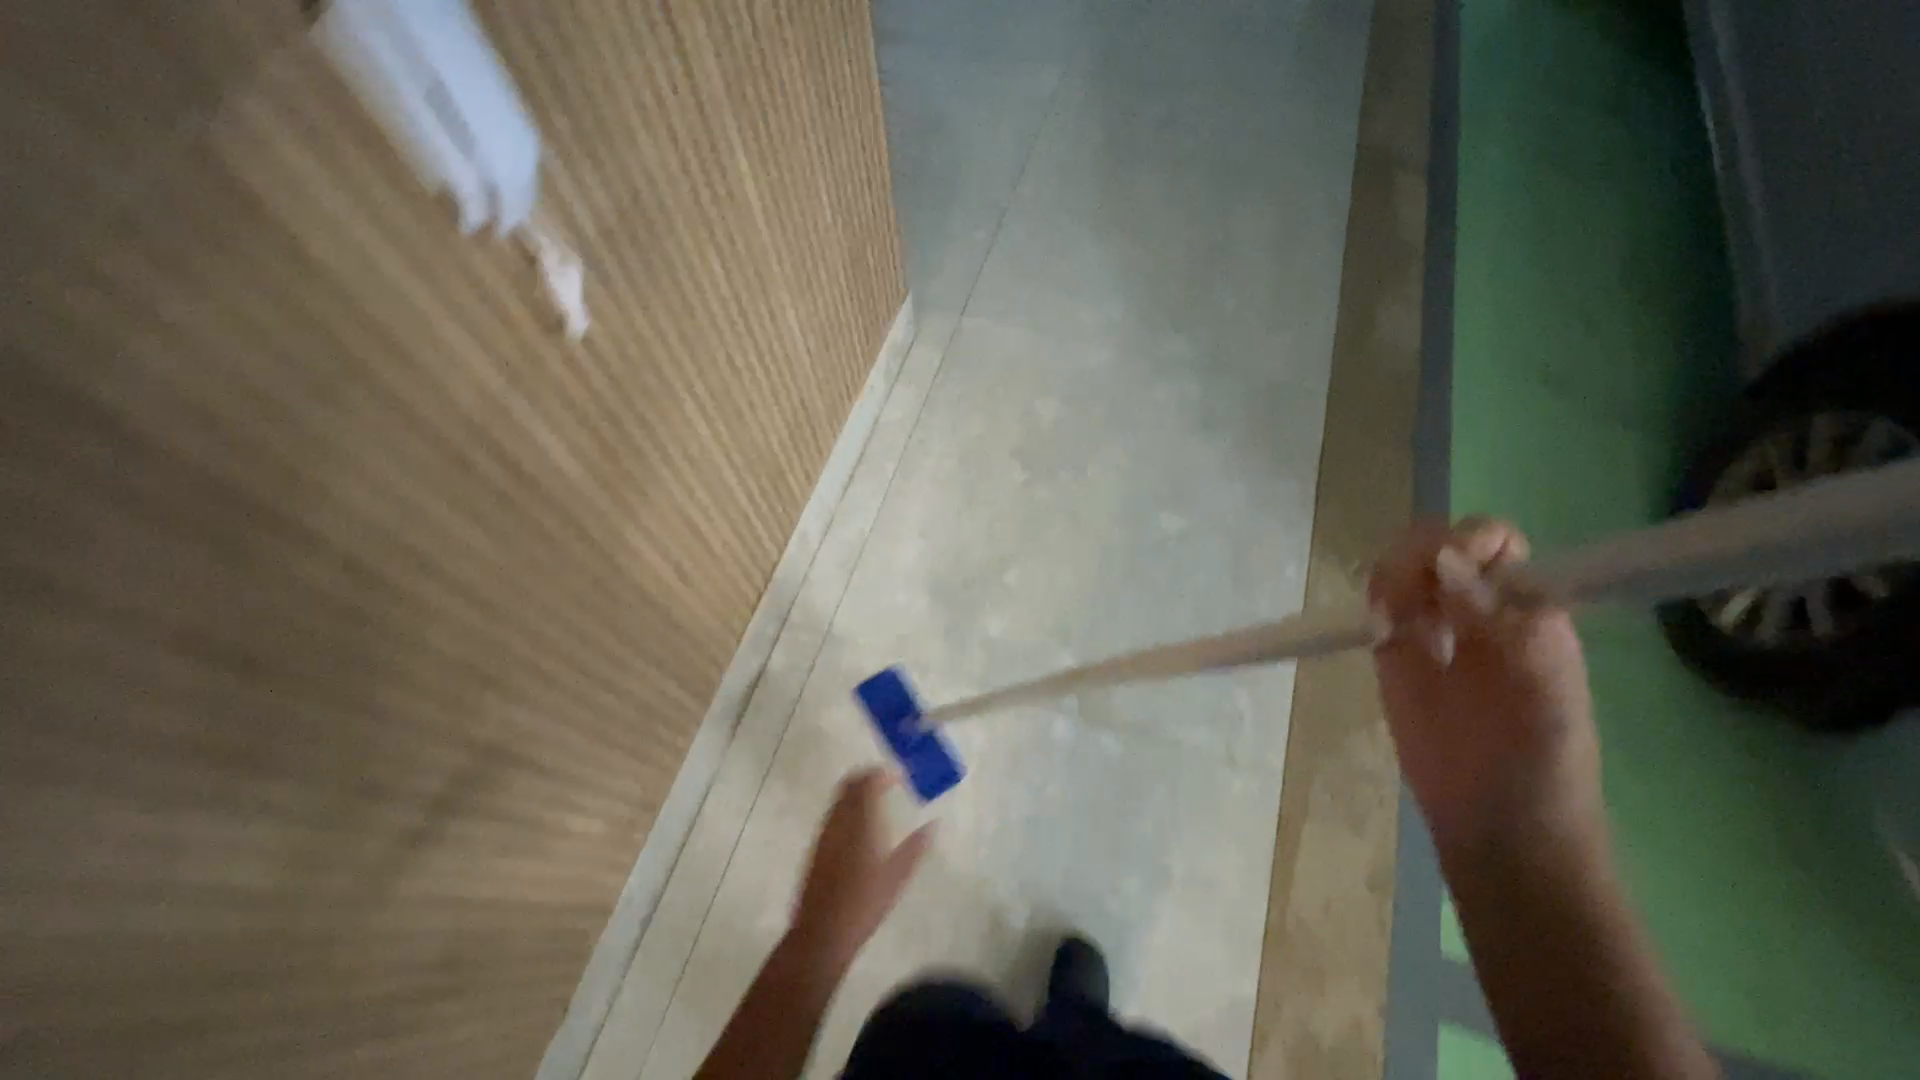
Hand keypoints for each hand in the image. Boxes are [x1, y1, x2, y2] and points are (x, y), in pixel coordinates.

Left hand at [786, 768, 932, 972]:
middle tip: (887, 782)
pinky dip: (846, 807)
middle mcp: (839, 821)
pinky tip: (858, 825)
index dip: (882, 774)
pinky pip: (832, 814)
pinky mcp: (816, 847)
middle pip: (849, 784)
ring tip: (875, 800)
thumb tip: (934, 825)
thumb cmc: (865, 905)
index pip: (868, 783)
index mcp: (861, 823)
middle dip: (867, 777)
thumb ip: (915, 847)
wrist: (822, 932)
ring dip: (855, 792)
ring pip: (838, 798)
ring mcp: (824, 833)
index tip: (898, 775)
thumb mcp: (897, 878)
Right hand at [1369, 519, 1602, 855]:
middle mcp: (1480, 610)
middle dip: (1417, 555)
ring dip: (1391, 576)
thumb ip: (1501, 623)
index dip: (1469, 541)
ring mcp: (1435, 632)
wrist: (1501, 827)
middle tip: (1406, 600)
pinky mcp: (1396, 657)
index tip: (1446, 570)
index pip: (1497, 543)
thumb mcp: (1541, 690)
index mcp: (1528, 609)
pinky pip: (1381, 609)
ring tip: (1388, 620)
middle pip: (1441, 546)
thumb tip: (1445, 558)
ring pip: (1405, 571)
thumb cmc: (1542, 765)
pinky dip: (1373, 605)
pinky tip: (1376, 630)